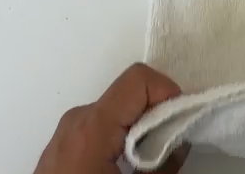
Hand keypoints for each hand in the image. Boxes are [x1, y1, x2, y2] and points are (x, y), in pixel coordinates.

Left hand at [33, 63, 187, 173]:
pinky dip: (121, 138)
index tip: (182, 122)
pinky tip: (128, 169)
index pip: (138, 79)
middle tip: (174, 144)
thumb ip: (164, 168)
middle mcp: (77, 119)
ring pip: (116, 111)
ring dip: (139, 129)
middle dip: (156, 114)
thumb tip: (179, 144)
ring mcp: (66, 132)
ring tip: (152, 162)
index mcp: (93, 126)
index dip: (167, 92)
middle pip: (128, 94)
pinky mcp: (62, 146)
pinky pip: (100, 127)